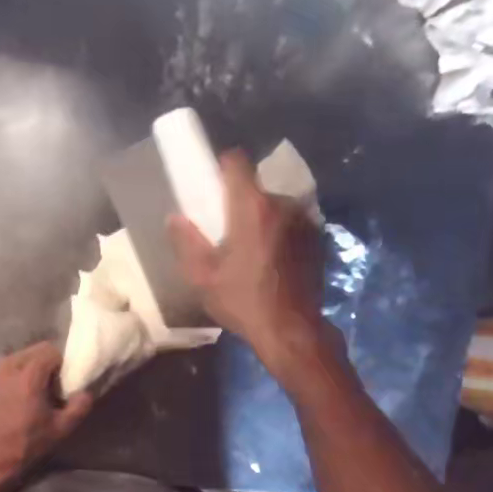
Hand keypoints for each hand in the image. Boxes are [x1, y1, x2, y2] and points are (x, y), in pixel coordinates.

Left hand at [0, 342, 93, 488]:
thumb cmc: (28, 443)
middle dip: (48, 362)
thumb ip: (79, 406)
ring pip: (21, 356)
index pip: (51, 351)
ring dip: (32, 366)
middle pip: (35, 350)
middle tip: (53, 386)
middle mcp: (9, 367)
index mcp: (29, 376)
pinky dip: (18, 372)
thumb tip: (85, 392)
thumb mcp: (61, 428)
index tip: (64, 382)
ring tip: (36, 390)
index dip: (62, 364)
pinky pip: (8, 366)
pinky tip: (20, 394)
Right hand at [168, 150, 327, 366]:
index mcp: (252, 207)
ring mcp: (305, 220)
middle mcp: (283, 204)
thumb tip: (174, 218)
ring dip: (262, 221)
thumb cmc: (243, 302)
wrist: (291, 330)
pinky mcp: (318, 238)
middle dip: (240, 204)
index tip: (211, 187)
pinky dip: (280, 235)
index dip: (221, 168)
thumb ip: (186, 242)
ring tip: (251, 252)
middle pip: (255, 189)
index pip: (237, 162)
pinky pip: (291, 224)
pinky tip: (272, 262)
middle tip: (227, 234)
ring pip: (275, 207)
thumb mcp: (203, 278)